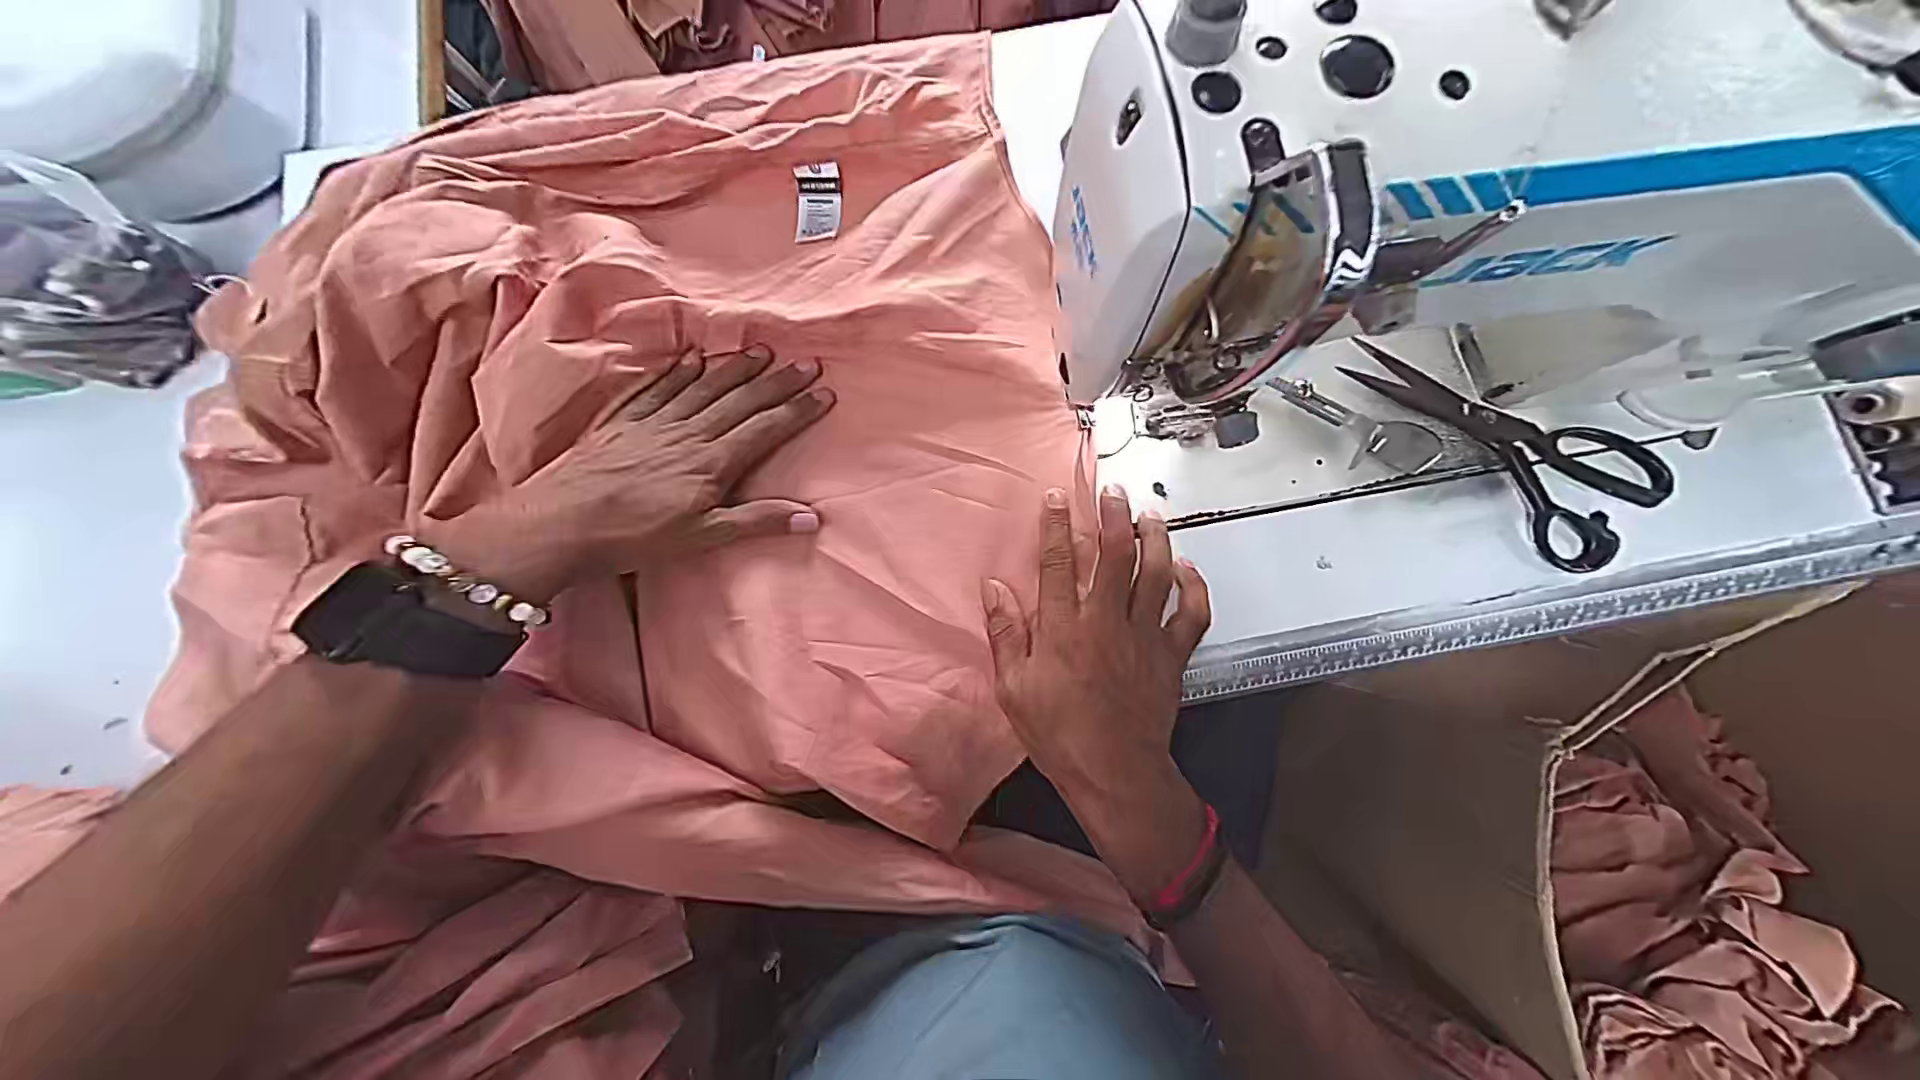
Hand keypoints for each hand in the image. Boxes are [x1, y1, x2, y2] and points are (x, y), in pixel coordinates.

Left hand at [422, 344, 832, 600]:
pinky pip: (656, 386)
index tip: (824, 393)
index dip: (797, 410)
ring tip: (761, 351)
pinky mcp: (622, 420)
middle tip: (806, 362)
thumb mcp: (703, 537)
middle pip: (740, 400)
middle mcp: (687, 432)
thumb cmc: (635, 537)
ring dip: (735, 367)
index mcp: (711, 462)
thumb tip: (811, 518)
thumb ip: (757, 521)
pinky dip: (677, 369)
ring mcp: (653, 421)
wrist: (560, 524)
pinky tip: (692, 356)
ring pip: (703, 385)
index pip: (765, 428)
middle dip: (777, 381)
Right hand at [981, 485, 1212, 894]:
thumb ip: (1005, 634)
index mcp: (1063, 628)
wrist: (1114, 774)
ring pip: (1155, 574)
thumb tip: (994, 589)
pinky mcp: (1170, 656)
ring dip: (1155, 539)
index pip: (1058, 563)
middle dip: (1114, 516)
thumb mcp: (1014, 688)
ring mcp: (1143, 637)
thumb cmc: (1059, 734)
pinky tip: (1186, 568)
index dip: (1056, 526)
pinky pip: (1190, 614)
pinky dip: (1192, 588)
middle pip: (1115, 555)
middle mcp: (1105, 622)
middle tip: (1114, 491)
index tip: (1057, 498)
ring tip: (1151, 515)